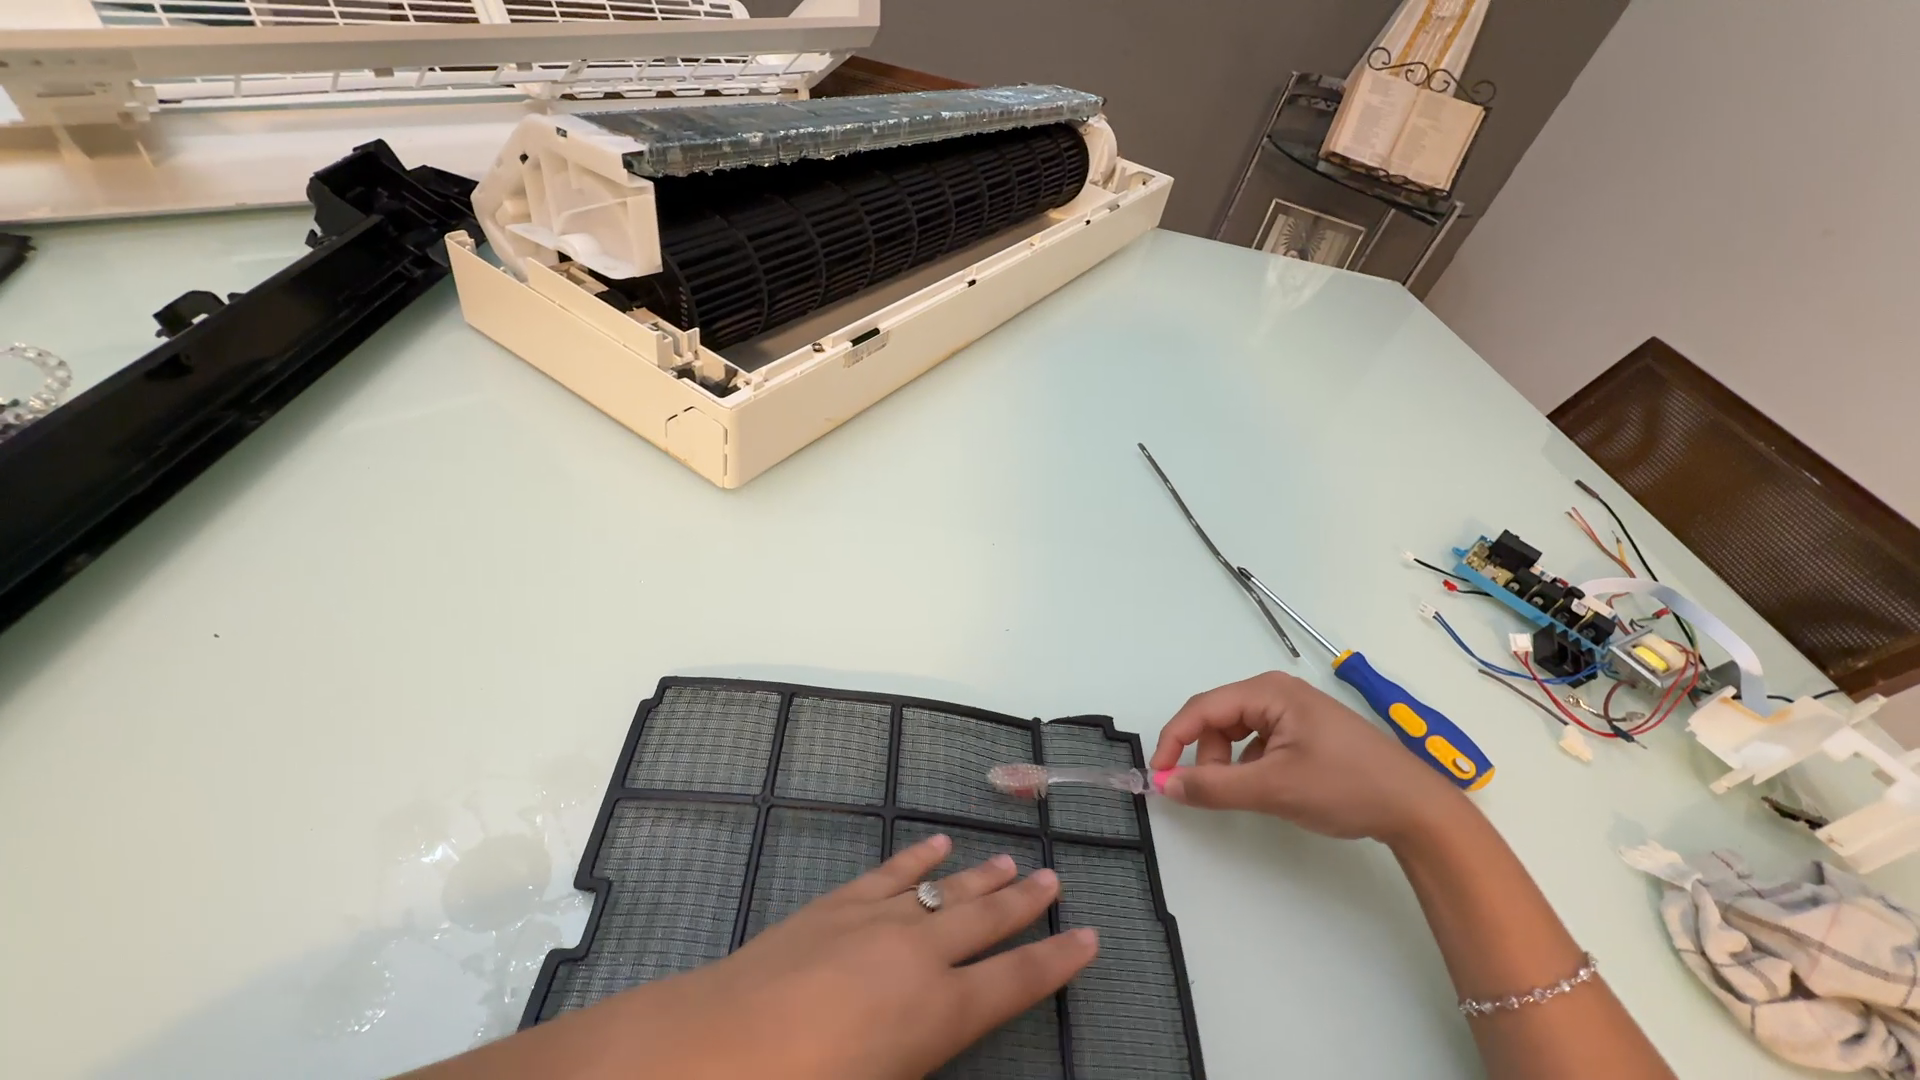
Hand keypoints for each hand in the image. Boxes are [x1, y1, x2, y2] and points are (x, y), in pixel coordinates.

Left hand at [581, 832, 1098, 1079]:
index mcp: (940, 1013)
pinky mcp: (837, 903)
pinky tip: (936, 845)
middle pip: (988, 921)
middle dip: (1026, 903)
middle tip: (1055, 881)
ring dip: (981, 876)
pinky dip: (917, 858)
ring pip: (945, 890)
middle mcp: (920, 957)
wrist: (717, 1049)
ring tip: (1011, 862)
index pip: (1018, 982)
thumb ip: (924, 1054)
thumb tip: (941, 1035)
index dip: (1059, 962)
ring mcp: (877, 920)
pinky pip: (890, 873)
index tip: (1089, 938)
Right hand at [1150, 671, 1467, 844]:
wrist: (1418, 809)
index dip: (1173, 741)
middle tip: (1209, 791)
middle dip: (1205, 755)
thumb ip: (1213, 786)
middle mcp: (1277, 692)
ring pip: (1236, 733)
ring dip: (1227, 762)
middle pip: (1217, 719)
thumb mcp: (1273, 789)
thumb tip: (1165, 785)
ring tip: (1245, 793)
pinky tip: (1267, 789)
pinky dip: (1249, 765)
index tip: (1158, 776)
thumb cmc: (1346, 787)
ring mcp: (1293, 712)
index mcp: (1269, 691)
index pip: (1201, 708)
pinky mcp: (1305, 732)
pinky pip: (1257, 743)